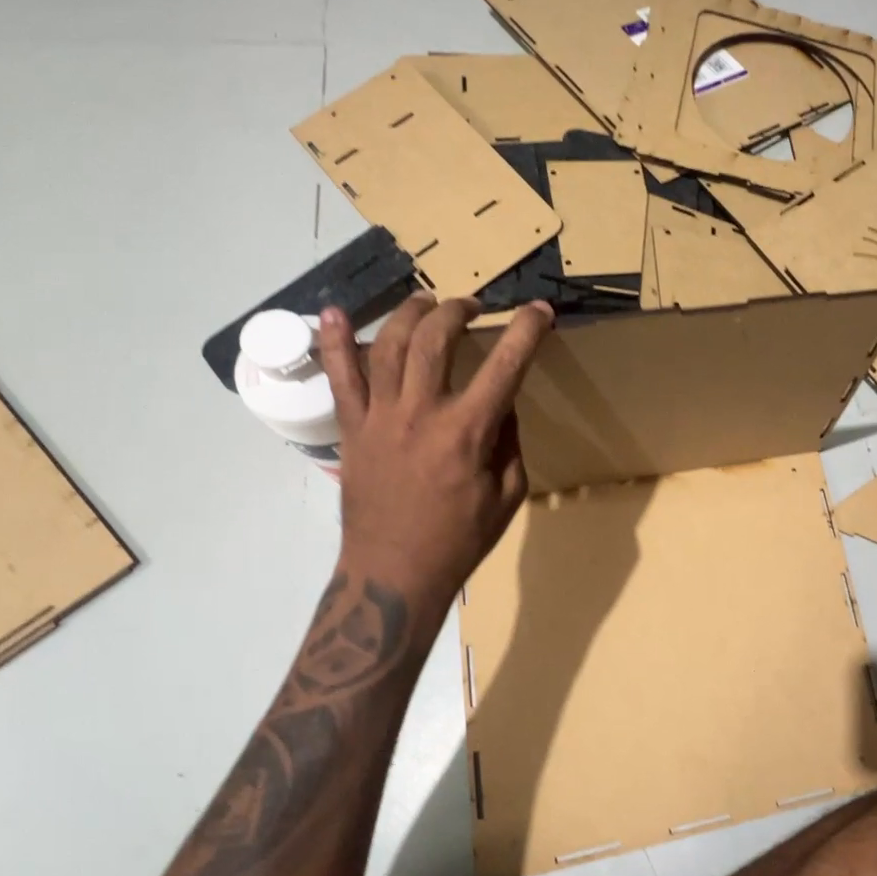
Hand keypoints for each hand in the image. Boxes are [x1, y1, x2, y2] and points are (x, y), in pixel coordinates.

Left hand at [317, 295, 554, 608]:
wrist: (394, 572)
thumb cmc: (460, 540)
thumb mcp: (507, 494)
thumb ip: (508, 442)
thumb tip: (500, 405)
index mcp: (468, 432)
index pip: (505, 365)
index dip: (527, 330)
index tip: (540, 310)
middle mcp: (421, 413)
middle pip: (435, 338)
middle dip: (458, 310)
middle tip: (472, 306)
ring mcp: (379, 417)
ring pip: (389, 345)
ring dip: (410, 313)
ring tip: (426, 303)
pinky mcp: (350, 428)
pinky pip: (339, 377)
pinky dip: (336, 341)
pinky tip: (337, 313)